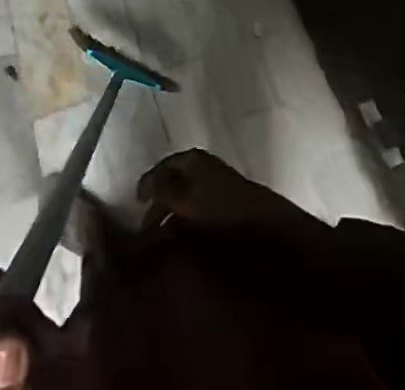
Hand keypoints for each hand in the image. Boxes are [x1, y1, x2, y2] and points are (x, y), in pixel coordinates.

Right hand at [137, 149, 327, 237]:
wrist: (270, 231)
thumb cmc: (224, 209)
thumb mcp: (185, 197)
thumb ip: (161, 189)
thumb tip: (142, 184)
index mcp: (195, 160)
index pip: (164, 165)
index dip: (148, 182)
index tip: (134, 202)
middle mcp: (206, 170)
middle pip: (174, 183)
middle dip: (158, 202)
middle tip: (143, 228)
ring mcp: (219, 190)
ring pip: (186, 200)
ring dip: (171, 216)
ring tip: (159, 241)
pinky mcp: (228, 211)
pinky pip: (198, 214)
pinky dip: (186, 225)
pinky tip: (182, 244)